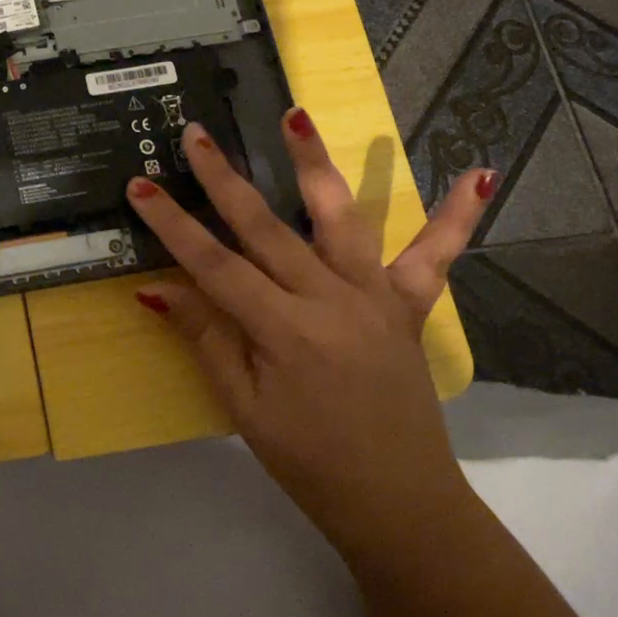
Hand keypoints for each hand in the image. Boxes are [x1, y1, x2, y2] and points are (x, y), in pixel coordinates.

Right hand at [131, 112, 595, 616]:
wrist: (400, 502)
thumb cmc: (308, 461)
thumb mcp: (244, 407)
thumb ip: (206, 338)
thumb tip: (155, 287)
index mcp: (285, 331)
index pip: (214, 264)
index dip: (173, 224)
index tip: (140, 186)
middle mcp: (331, 301)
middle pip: (266, 227)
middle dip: (225, 178)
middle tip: (197, 132)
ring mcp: (375, 298)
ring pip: (341, 218)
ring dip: (317, 164)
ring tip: (299, 114)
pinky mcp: (407, 307)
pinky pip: (433, 257)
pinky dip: (455, 217)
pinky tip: (477, 174)